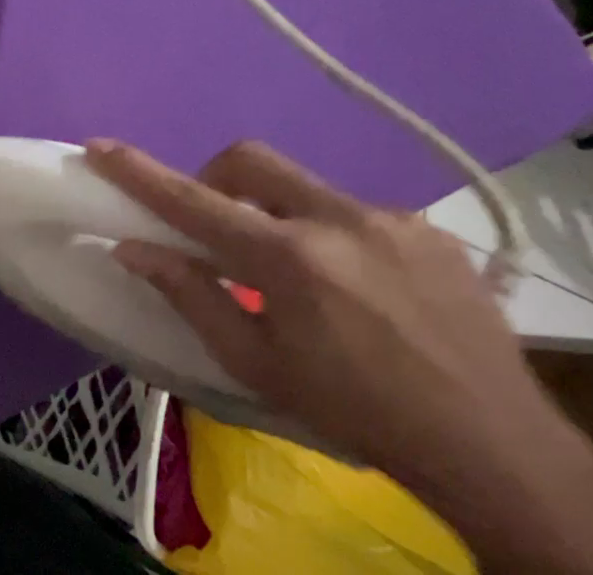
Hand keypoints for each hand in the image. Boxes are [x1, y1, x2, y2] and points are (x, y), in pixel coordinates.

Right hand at [88, 139, 592, 574]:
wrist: (493, 445)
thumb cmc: (353, 408)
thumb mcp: (255, 361)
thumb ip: (190, 294)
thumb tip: (133, 248)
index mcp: (288, 258)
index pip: (194, 200)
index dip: (139, 172)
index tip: (99, 146)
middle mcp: (339, 220)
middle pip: (250, 160)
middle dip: (215, 177)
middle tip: (216, 227)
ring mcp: (392, 220)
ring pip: (305, 186)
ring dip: (277, 212)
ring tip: (294, 273)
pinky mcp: (431, 232)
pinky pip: (355, 212)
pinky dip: (329, 233)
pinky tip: (353, 286)